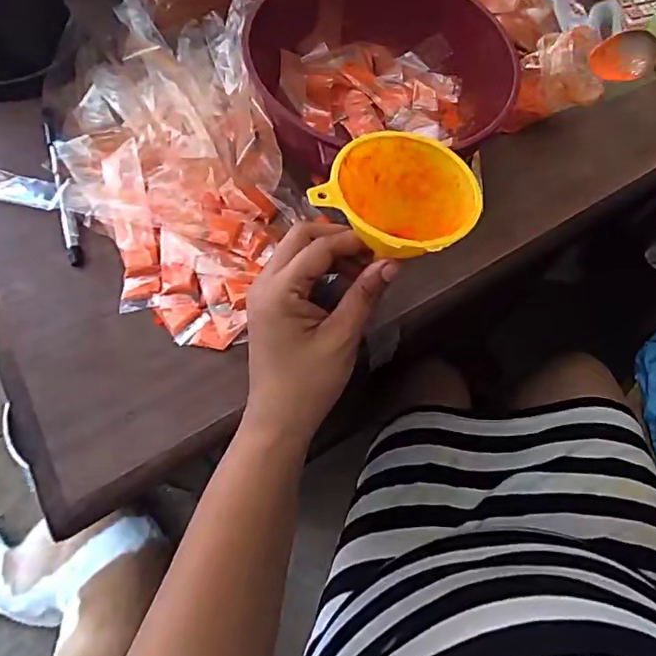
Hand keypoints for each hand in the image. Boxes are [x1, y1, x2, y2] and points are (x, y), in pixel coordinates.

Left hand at [243, 221, 398, 447]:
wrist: (278, 418)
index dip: (353, 241)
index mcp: (278, 290)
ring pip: (296, 250)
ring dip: (329, 251)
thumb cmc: (309, 383)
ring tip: (363, 267)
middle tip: (371, 251)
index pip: (317, 247)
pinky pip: (294, 268)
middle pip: (300, 236)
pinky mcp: (269, 301)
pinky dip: (319, 266)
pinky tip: (344, 280)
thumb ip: (365, 294)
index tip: (384, 245)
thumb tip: (392, 262)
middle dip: (337, 237)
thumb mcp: (343, 337)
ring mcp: (263, 290)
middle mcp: (264, 282)